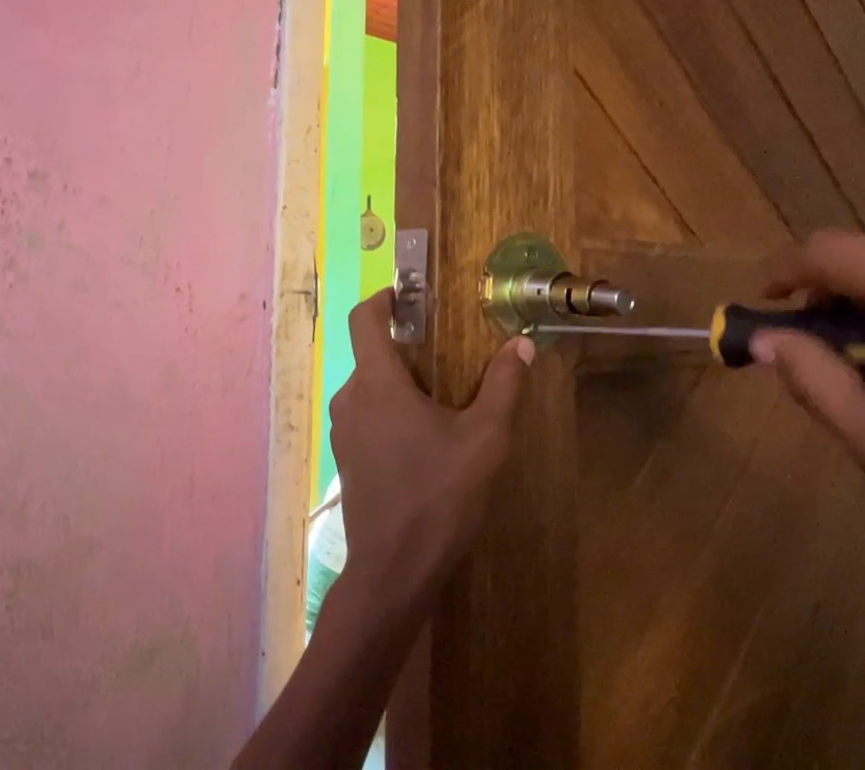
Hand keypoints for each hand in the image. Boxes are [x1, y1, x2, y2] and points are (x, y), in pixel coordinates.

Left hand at [329, 290, 533, 599]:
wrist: (394, 569)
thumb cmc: (439, 495)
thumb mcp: (484, 438)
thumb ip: (503, 386)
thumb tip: (521, 346)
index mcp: (376, 383)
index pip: (364, 318)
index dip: (385, 298)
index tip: (414, 295)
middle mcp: (350, 399)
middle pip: (372, 353)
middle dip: (409, 346)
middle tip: (452, 353)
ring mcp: (343, 432)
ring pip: (371, 387)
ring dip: (402, 381)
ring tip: (445, 396)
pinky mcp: (347, 460)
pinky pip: (367, 416)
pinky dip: (392, 410)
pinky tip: (427, 436)